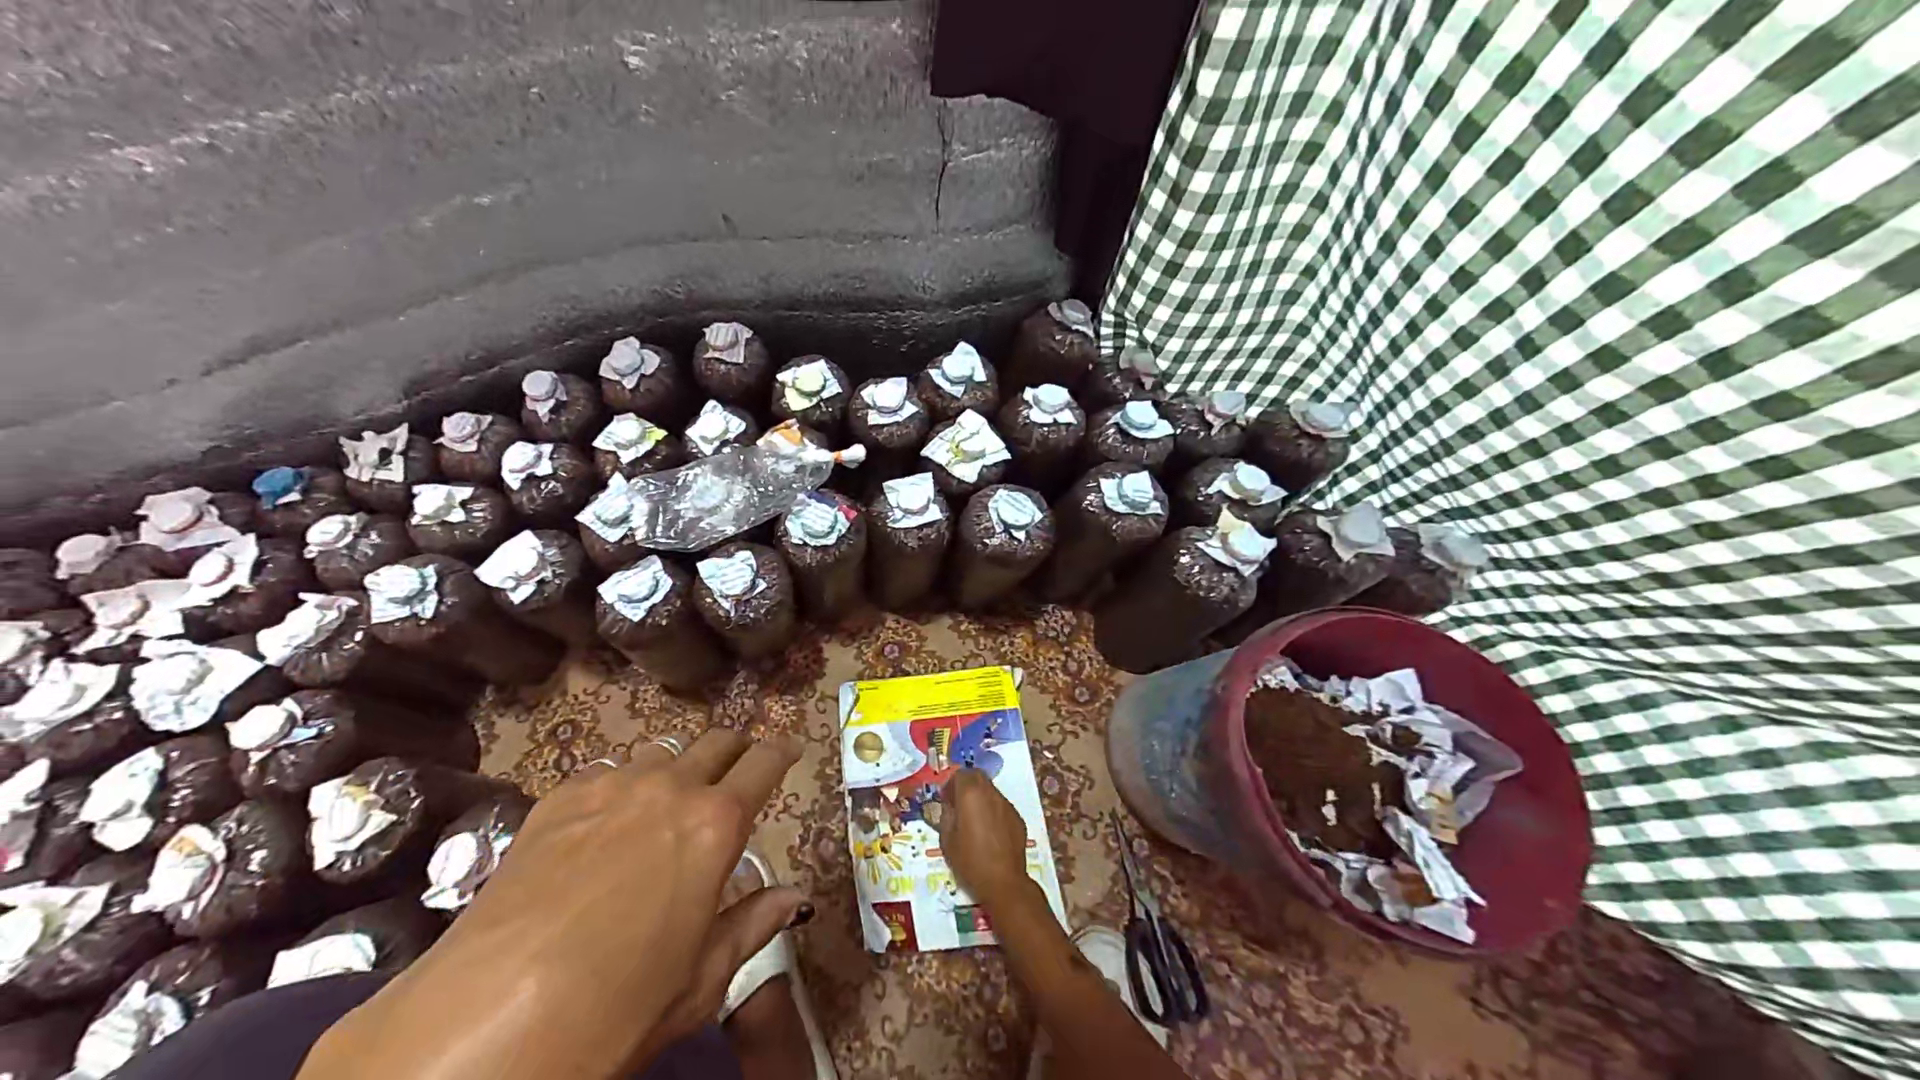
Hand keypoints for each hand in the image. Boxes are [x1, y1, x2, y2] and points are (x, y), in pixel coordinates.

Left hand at [298, 730, 805, 1079]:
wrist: (484, 1024)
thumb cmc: (617, 1009)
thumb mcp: (701, 979)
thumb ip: (753, 924)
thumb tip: (792, 898)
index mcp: (715, 824)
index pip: (764, 763)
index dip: (782, 752)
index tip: (790, 749)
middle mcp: (668, 788)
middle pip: (715, 741)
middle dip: (736, 748)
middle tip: (739, 769)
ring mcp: (608, 788)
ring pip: (660, 753)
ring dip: (678, 768)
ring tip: (671, 801)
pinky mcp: (556, 800)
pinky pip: (606, 773)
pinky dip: (623, 787)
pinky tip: (608, 824)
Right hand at [937, 766, 1034, 910]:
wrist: (1003, 882)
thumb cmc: (969, 861)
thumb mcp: (947, 839)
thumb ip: (946, 815)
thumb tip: (949, 805)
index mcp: (971, 794)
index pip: (960, 773)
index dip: (951, 785)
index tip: (946, 800)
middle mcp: (991, 793)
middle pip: (978, 776)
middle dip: (966, 786)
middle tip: (958, 806)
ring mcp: (1007, 805)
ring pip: (991, 791)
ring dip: (980, 798)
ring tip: (973, 821)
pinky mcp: (1018, 818)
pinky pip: (1001, 807)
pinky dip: (992, 811)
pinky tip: (988, 833)